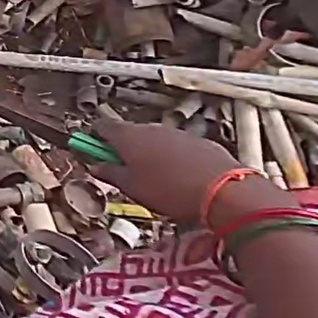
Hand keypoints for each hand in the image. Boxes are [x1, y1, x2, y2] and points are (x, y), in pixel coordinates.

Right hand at [90, 122, 294, 226]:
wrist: (225, 191)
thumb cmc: (169, 190)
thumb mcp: (132, 188)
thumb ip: (111, 174)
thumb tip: (95, 167)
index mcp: (127, 136)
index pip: (101, 126)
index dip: (94, 138)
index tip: (92, 150)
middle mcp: (150, 128)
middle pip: (129, 133)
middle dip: (123, 148)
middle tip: (124, 171)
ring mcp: (176, 133)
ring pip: (154, 140)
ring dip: (149, 154)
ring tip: (155, 180)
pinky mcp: (199, 142)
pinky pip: (178, 147)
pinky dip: (173, 158)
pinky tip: (181, 179)